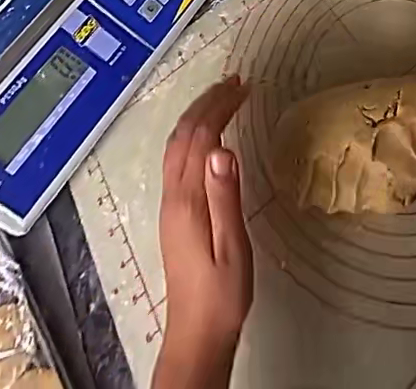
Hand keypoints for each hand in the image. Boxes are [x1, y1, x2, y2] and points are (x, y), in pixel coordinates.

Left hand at [154, 76, 251, 388]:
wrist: (197, 333)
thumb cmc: (222, 291)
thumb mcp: (231, 246)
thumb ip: (225, 197)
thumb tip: (223, 148)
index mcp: (188, 200)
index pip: (201, 138)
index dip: (220, 108)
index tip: (244, 87)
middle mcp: (173, 195)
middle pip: (184, 135)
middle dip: (208, 102)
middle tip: (236, 81)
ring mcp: (170, 202)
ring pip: (177, 144)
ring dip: (198, 114)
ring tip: (223, 95)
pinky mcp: (175, 211)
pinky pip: (179, 157)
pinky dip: (194, 132)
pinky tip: (208, 132)